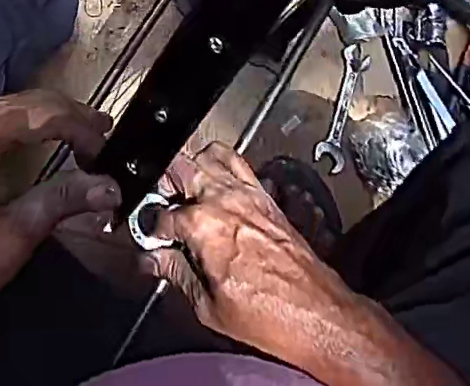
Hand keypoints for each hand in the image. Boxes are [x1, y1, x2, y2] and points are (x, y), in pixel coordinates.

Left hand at [0, 89, 120, 332]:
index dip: (80, 128)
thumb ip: (60, 202)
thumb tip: (109, 186)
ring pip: (19, 106)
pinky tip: (55, 138)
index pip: (42, 114)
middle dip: (72, 118)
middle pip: (31, 103)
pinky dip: (34, 126)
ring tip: (90, 137)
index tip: (106, 151)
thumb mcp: (10, 239)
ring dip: (56, 119)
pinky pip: (3, 118)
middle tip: (106, 139)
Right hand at [147, 144, 463, 385]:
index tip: (151, 242)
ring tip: (182, 187)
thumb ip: (177, 275)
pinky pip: (234, 159)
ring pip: (204, 153)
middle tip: (160, 204)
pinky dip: (218, 160)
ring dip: (188, 166)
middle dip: (162, 183)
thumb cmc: (272, 316)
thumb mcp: (210, 307)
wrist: (319, 315)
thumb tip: (155, 261)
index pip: (162, 216)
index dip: (151, 231)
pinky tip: (213, 178)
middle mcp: (221, 198)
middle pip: (177, 166)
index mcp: (203, 226)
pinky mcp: (262, 192)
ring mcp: (243, 191)